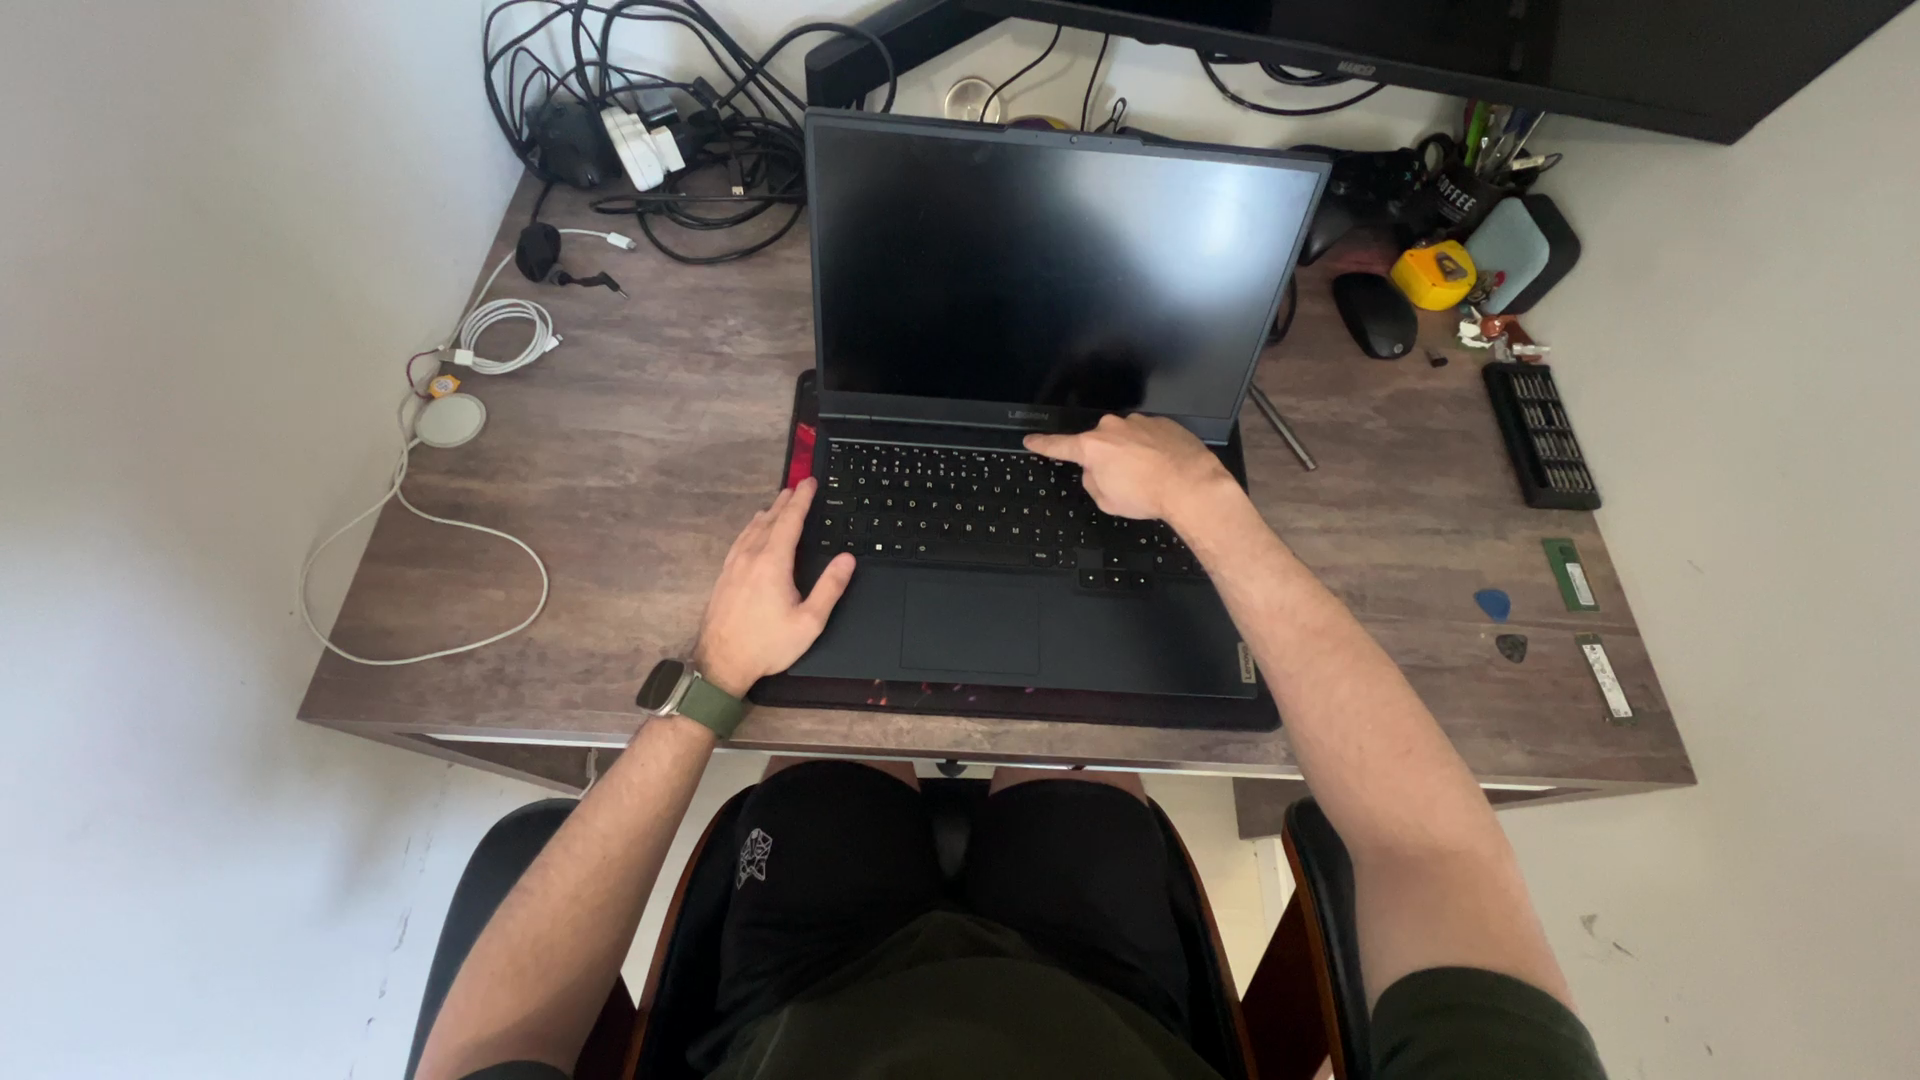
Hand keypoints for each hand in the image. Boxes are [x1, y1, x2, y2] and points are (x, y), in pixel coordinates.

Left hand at [692, 478, 854, 696]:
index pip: (790, 521)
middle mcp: (751, 557)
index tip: (809, 482)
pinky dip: (752, 528)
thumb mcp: (809, 621)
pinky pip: (740, 540)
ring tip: (779, 503)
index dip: (802, 499)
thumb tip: (847, 559)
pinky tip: (753, 530)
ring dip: (769, 512)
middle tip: (797, 487)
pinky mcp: (724, 576)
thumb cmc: (768, 644)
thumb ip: (830, 587)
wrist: (720, 663)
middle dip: (786, 501)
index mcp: (773, 563)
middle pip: (770, 520)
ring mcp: (734, 565)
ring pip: (752, 528)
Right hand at [1024, 414, 1236, 523]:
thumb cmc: (1149, 494)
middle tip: (1122, 483)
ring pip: (1125, 440)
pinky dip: (1151, 451)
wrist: (1190, 486)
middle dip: (1105, 462)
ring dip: (1131, 456)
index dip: (1042, 445)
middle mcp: (1113, 429)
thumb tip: (1096, 472)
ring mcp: (1139, 423)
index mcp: (1092, 447)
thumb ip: (1092, 481)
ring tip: (1148, 478)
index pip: (1058, 446)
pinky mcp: (1162, 423)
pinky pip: (1148, 436)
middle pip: (1098, 445)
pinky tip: (1162, 469)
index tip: (1031, 441)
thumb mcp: (1106, 500)